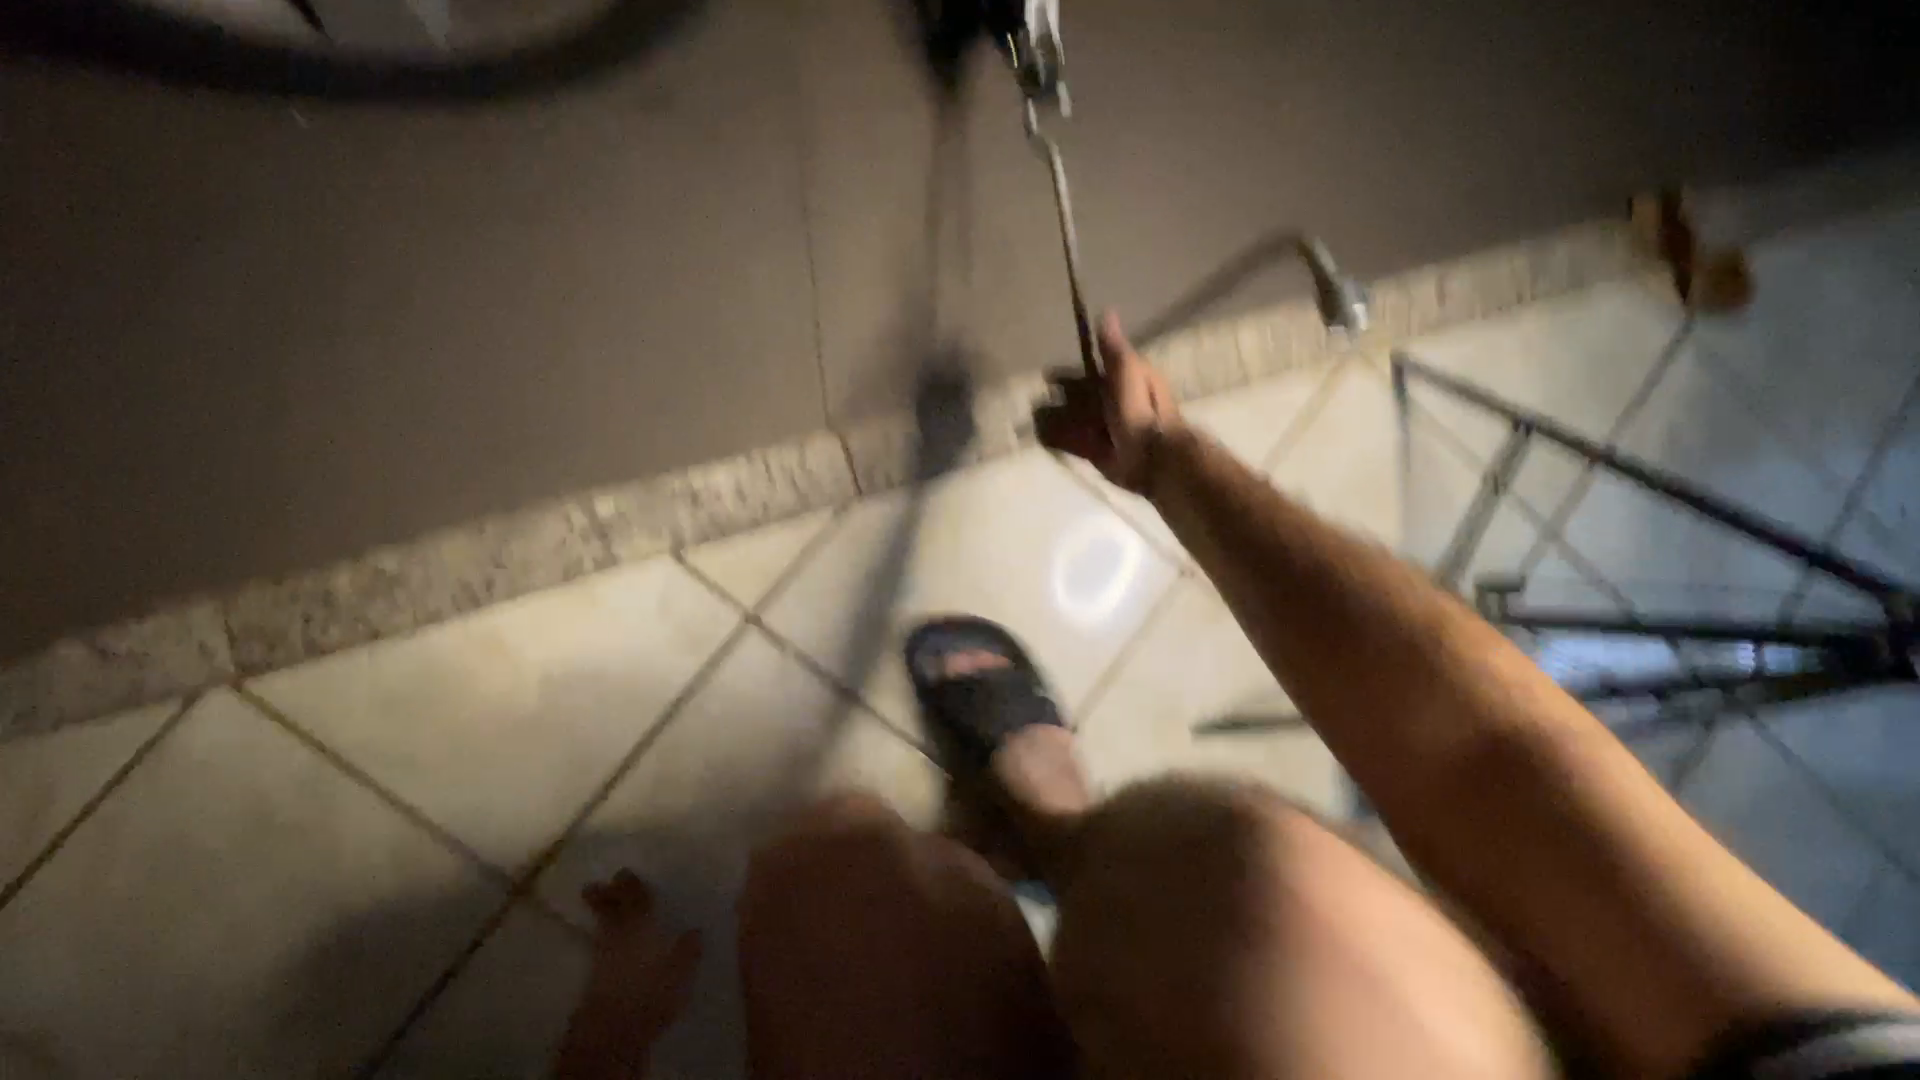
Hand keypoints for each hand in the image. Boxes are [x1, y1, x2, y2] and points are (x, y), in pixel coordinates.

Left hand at [552, 870, 702, 1079]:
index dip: (632, 886)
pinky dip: (602, 939)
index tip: (624, 872)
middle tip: (594, 885)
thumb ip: (687, 949)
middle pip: (610, 911)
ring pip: (602, 928)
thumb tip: (695, 930)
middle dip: (605, 897)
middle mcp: (620, 937)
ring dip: (599, 916)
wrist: (613, 1031)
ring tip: (597, 907)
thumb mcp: (680, 971)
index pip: (637, 900)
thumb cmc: (652, 993)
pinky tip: (607, 943)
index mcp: (642, 928)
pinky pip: (600, 948)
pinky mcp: (596, 980)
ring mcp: (604, 958)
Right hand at [1036, 312, 1184, 493]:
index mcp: (1125, 382)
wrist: (1151, 456)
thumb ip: (1114, 348)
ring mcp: (1106, 429)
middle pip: (1082, 398)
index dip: (1069, 375)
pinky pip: (1075, 443)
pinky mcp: (1099, 452)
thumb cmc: (1140, 410)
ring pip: (1076, 420)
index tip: (1047, 378)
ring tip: (1033, 419)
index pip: (1093, 372)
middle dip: (1061, 399)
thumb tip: (1107, 312)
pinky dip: (1059, 440)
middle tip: (1036, 402)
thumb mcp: (1128, 371)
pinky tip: (1042, 438)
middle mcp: (1115, 404)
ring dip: (1056, 419)